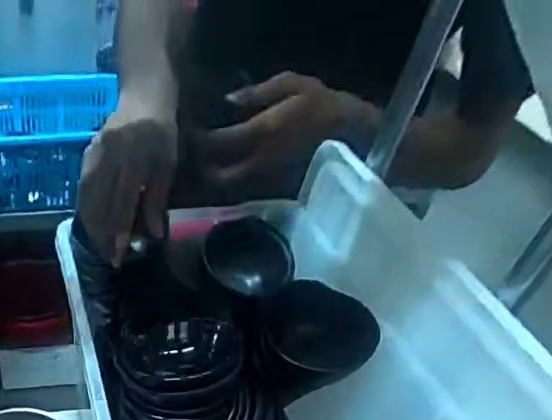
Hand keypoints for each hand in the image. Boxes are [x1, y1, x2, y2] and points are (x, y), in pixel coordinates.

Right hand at [77, 90, 177, 264]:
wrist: (143, 94)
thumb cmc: (161, 132)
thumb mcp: (167, 164)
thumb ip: (157, 199)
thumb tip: (154, 234)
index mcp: (135, 157)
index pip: (122, 203)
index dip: (119, 231)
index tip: (119, 254)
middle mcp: (111, 156)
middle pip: (100, 204)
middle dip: (102, 234)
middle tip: (107, 256)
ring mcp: (96, 153)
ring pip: (87, 197)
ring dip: (91, 225)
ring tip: (98, 244)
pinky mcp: (87, 153)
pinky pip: (83, 187)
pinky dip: (86, 208)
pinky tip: (91, 223)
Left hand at [198, 73, 375, 194]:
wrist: (358, 145)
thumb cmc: (327, 109)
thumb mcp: (297, 87)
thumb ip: (258, 93)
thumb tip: (227, 101)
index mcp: (261, 134)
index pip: (214, 143)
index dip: (198, 140)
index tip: (193, 133)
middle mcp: (256, 166)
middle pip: (212, 177)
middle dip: (201, 168)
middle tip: (199, 157)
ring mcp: (262, 187)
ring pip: (223, 191)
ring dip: (213, 182)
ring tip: (211, 167)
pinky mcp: (269, 200)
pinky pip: (238, 198)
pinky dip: (229, 189)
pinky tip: (230, 177)